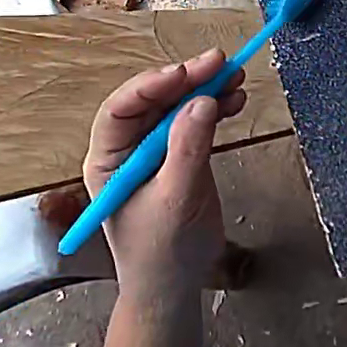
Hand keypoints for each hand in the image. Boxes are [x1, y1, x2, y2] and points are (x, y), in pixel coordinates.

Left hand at [79, 50, 246, 295]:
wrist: (175, 283)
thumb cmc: (163, 249)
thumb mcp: (176, 198)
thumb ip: (188, 149)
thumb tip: (203, 101)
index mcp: (109, 159)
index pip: (121, 110)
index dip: (151, 86)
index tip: (187, 72)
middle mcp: (129, 148)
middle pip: (154, 101)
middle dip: (187, 80)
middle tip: (222, 63)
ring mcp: (157, 150)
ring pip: (179, 106)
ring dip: (207, 89)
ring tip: (237, 77)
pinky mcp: (183, 154)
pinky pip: (198, 121)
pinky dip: (218, 108)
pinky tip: (237, 100)